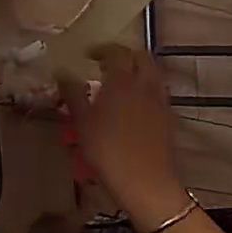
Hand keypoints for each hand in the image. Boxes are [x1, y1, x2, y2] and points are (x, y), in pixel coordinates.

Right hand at [59, 46, 186, 226]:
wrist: (145, 182)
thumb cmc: (107, 149)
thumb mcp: (81, 121)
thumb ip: (72, 93)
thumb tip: (62, 72)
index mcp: (122, 81)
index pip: (117, 52)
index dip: (103, 50)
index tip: (89, 56)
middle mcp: (145, 85)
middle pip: (142, 58)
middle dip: (125, 56)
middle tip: (107, 66)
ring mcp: (160, 102)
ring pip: (153, 75)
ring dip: (138, 72)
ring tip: (120, 86)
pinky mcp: (169, 120)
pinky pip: (158, 95)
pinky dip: (146, 92)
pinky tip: (133, 109)